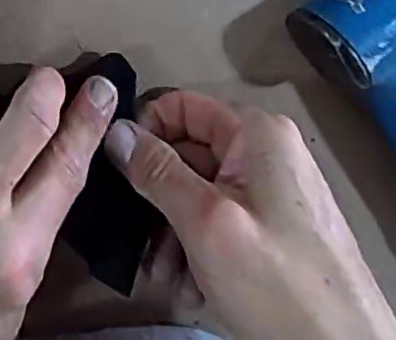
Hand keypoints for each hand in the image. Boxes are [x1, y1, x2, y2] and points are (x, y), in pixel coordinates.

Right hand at [104, 90, 395, 339]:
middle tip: (140, 244)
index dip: (147, 131)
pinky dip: (202, 248)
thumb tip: (117, 130)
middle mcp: (268, 150)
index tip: (120, 171)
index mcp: (257, 132)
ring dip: (175, 231)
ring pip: (203, 192)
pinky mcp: (278, 229)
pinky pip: (225, 221)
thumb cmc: (277, 284)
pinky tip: (195, 289)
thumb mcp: (205, 223)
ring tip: (166, 277)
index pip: (183, 105)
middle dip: (159, 197)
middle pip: (190, 153)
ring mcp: (275, 191)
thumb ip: (158, 173)